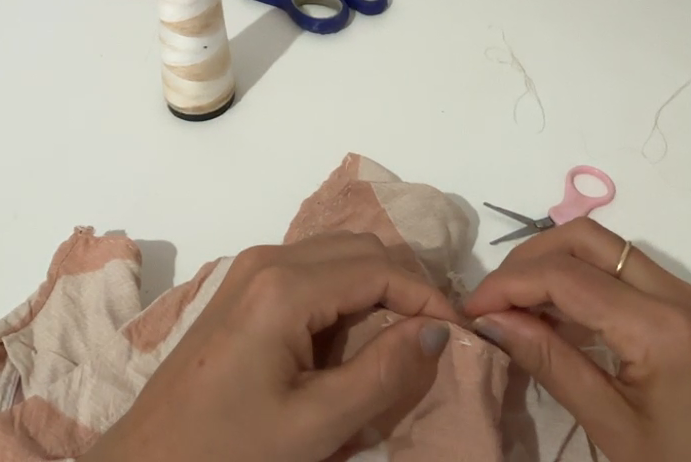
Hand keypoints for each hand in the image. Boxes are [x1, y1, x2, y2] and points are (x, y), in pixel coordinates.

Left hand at [83, 232, 461, 461]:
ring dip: (375, 287)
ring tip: (402, 339)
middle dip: (404, 286)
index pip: (379, 268)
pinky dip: (345, 292)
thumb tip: (438, 330)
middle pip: (359, 247)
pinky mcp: (243, 287)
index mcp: (285, 286)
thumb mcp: (315, 426)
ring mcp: (252, 268)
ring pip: (336, 254)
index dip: (427, 297)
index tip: (461, 336)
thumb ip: (383, 373)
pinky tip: (353, 337)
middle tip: (435, 337)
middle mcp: (269, 259)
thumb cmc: (229, 450)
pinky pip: (311, 270)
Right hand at [463, 219, 690, 461]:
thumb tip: (491, 320)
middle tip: (494, 300)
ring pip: (606, 248)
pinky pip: (628, 273)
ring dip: (556, 265)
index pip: (565, 276)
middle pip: (585, 238)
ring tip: (519, 308)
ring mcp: (690, 298)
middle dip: (530, 258)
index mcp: (659, 327)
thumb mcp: (613, 429)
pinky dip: (585, 281)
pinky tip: (560, 318)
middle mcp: (678, 294)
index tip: (471, 310)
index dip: (508, 284)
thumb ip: (551, 364)